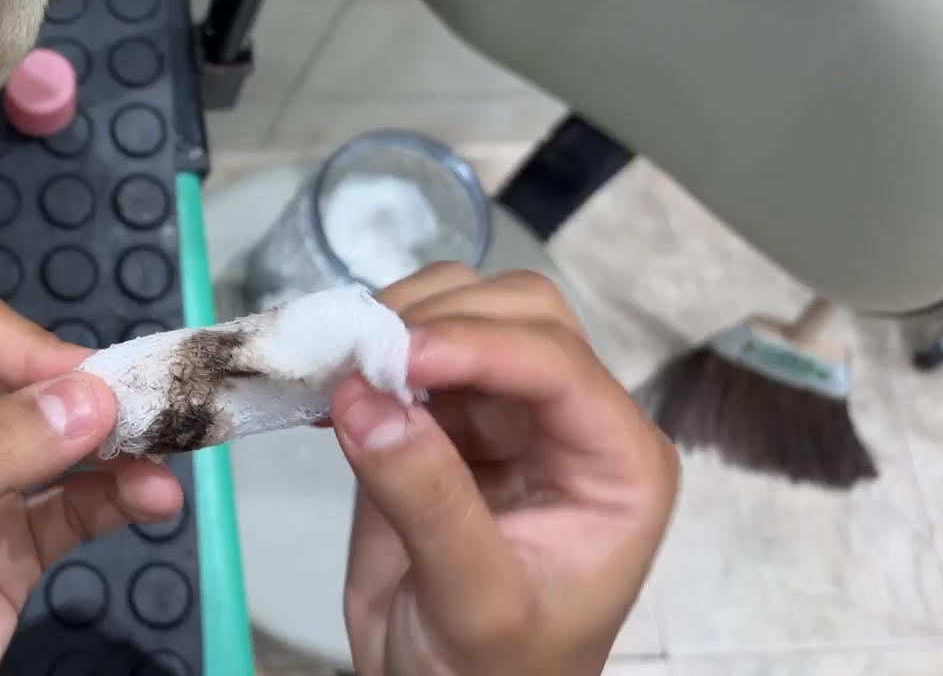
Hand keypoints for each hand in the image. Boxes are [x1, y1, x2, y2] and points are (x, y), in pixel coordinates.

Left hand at [0, 295, 184, 675]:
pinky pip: (69, 507)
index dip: (32, 351)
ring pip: (53, 442)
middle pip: (20, 383)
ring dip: (111, 442)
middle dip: (84, 394)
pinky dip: (114, 497)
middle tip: (150, 411)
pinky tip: (153, 497)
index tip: (95, 386)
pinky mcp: (8, 550)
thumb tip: (87, 395)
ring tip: (167, 450)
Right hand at [334, 265, 679, 675]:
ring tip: (344, 370)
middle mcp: (562, 417)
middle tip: (361, 360)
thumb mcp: (475, 606)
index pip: (556, 363)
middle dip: (437, 317)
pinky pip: (401, 339)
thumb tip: (363, 398)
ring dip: (394, 317)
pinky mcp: (433, 406)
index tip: (389, 359)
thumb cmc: (488, 671)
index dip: (475, 344)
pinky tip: (331, 385)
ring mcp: (496, 406)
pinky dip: (361, 342)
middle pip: (517, 307)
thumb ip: (430, 503)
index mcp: (612, 463)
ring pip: (457, 304)